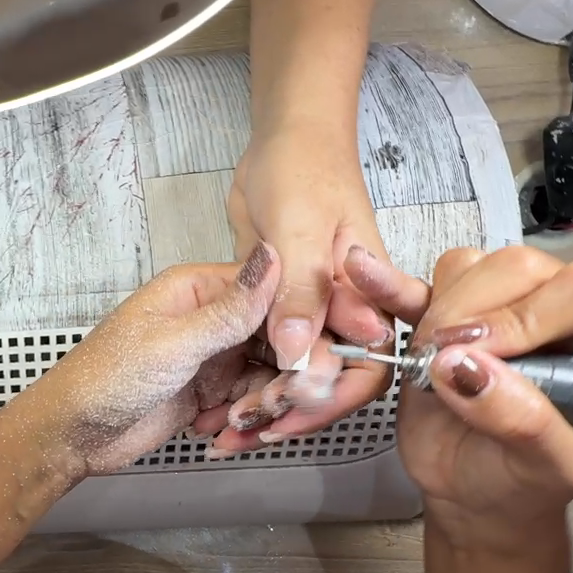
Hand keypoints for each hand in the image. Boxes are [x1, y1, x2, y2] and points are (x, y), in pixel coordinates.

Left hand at [5, 243, 280, 476]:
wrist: (73, 435)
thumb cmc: (105, 379)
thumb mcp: (173, 342)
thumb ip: (229, 309)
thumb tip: (272, 252)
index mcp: (198, 289)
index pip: (274, 293)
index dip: (300, 327)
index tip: (310, 359)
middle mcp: (211, 318)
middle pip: (279, 338)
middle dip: (286, 375)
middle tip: (278, 402)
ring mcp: (211, 357)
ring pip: (269, 374)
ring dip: (263, 402)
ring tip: (236, 421)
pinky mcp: (208, 392)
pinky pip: (249, 401)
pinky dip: (243, 420)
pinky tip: (218, 431)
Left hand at [221, 121, 396, 445]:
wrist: (280, 139)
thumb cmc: (301, 169)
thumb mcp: (293, 233)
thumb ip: (293, 292)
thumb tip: (299, 351)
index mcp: (355, 292)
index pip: (363, 360)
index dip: (329, 395)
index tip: (287, 413)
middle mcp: (329, 306)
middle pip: (317, 375)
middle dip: (284, 407)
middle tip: (241, 425)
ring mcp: (294, 311)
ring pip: (282, 374)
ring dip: (256, 405)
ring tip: (220, 432)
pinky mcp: (264, 314)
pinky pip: (255, 363)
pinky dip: (236, 389)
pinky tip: (209, 412)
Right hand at [336, 245, 572, 535]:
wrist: (473, 493)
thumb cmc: (523, 482)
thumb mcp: (547, 467)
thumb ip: (522, 420)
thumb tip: (462, 365)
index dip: (525, 318)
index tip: (479, 360)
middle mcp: (557, 311)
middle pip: (518, 268)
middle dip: (470, 313)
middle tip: (441, 364)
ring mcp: (497, 308)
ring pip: (469, 268)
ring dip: (436, 309)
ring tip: (424, 361)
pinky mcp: (443, 316)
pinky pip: (420, 283)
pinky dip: (390, 283)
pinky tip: (365, 276)